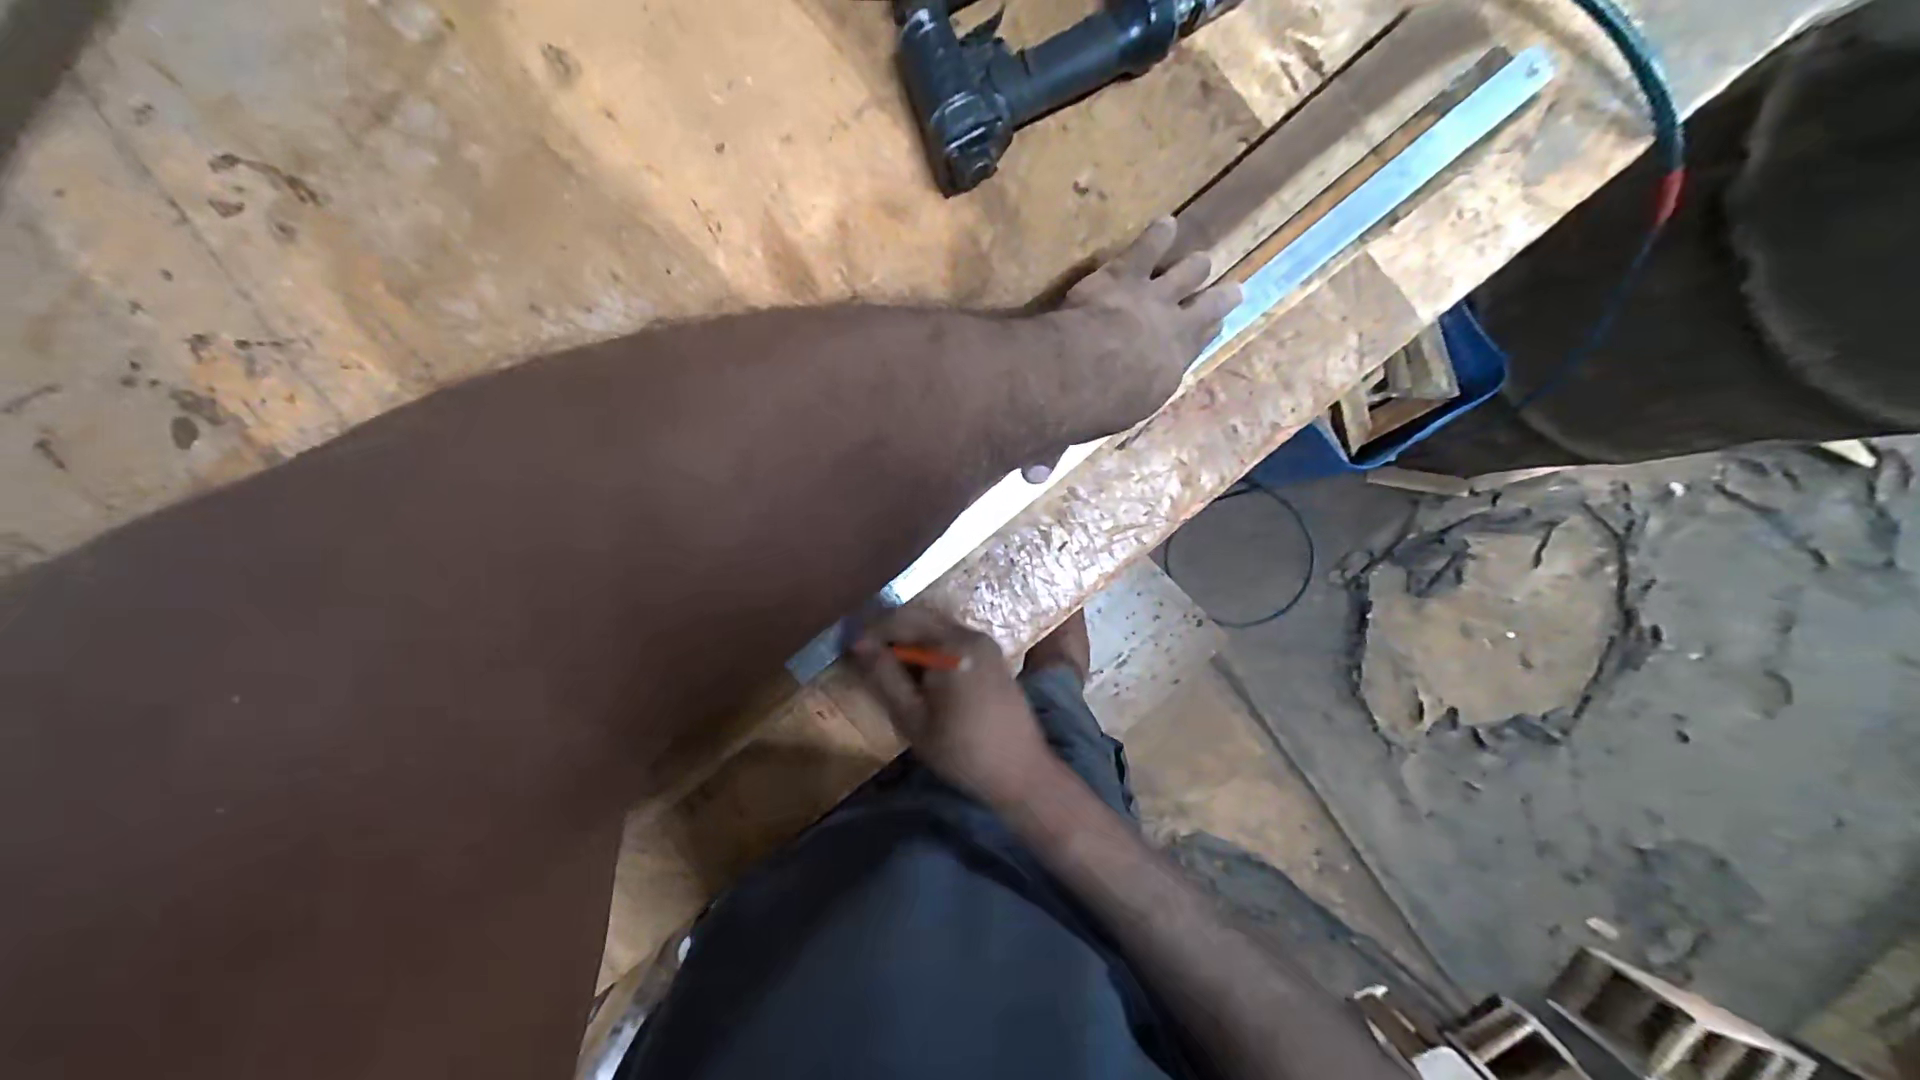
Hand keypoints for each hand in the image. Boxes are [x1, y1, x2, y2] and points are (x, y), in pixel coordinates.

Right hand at [850, 608, 1060, 809]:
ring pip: (936, 627)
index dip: (871, 632)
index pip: (901, 621)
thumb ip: (885, 675)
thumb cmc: (961, 750)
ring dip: (910, 640)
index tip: (850, 652)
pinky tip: (919, 674)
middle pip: (920, 617)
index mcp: (951, 645)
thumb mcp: (913, 717)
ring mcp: (985, 643)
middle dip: (890, 632)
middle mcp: (970, 633)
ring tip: (889, 669)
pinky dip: (930, 647)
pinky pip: (952, 638)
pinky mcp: (991, 656)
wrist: (1020, 770)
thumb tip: (859, 644)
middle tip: (866, 658)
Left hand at [1020, 217, 1241, 479]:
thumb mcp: (1075, 431)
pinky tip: (1165, 222)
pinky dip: (1157, 235)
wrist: (1086, 370)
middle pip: (1203, 313)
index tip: (1208, 332)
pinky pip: (1149, 248)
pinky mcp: (1128, 274)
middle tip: (1233, 288)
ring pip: (1187, 277)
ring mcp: (1154, 302)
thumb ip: (1053, 447)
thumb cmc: (1086, 409)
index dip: (1199, 340)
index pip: (1186, 356)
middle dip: (1217, 300)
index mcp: (1161, 376)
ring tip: (1206, 256)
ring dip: (1196, 266)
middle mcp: (1170, 336)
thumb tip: (1029, 478)